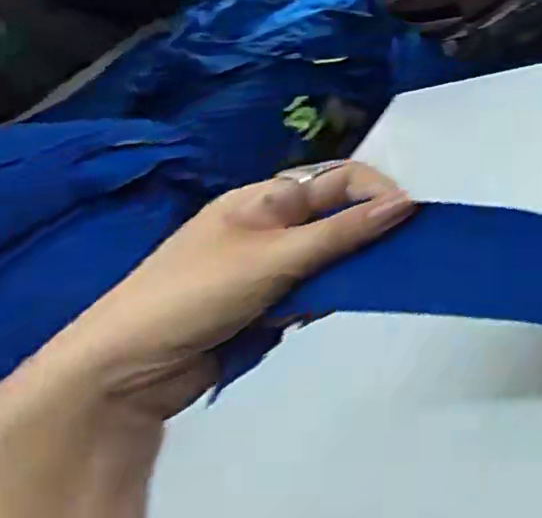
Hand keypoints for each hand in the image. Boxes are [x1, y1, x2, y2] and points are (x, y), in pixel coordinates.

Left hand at [35, 162, 415, 420]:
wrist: (112, 380)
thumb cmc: (192, 297)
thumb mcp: (276, 258)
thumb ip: (346, 230)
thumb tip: (411, 201)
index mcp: (264, 200)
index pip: (342, 178)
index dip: (379, 191)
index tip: (408, 216)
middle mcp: (270, 224)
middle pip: (343, 214)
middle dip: (370, 231)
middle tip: (398, 249)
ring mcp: (269, 262)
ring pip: (337, 251)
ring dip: (351, 266)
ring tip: (364, 282)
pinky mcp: (270, 298)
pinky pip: (321, 283)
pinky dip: (331, 293)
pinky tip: (322, 309)